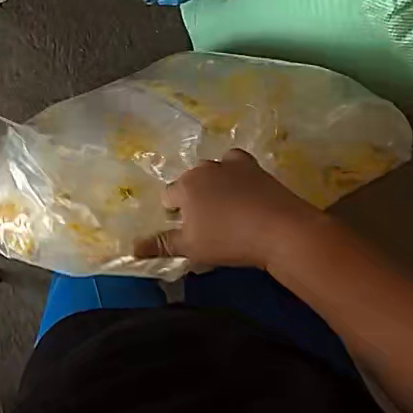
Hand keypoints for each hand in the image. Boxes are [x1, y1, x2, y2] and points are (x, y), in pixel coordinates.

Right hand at [151, 150, 325, 269]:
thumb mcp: (191, 247)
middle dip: (194, 198)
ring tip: (226, 208)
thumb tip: (133, 247)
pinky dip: (235, 174)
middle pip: (190, 181)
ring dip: (214, 185)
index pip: (169, 197)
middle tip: (208, 222)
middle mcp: (205, 168)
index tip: (188, 230)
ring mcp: (232, 164)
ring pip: (213, 171)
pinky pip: (237, 165)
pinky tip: (243, 190)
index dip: (175, 214)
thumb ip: (161, 244)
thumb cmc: (228, 240)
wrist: (280, 229)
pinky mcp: (255, 167)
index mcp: (185, 186)